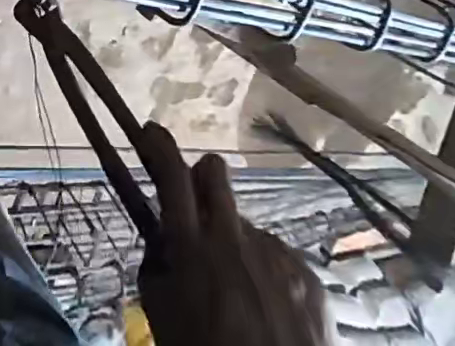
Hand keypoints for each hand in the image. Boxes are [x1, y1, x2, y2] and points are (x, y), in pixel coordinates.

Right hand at [135, 123, 326, 345]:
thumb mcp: (163, 322)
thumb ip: (157, 268)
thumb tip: (162, 235)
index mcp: (193, 251)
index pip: (172, 176)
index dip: (158, 146)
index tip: (150, 132)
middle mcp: (234, 238)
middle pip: (214, 171)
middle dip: (201, 178)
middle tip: (195, 208)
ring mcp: (273, 251)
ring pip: (243, 221)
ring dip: (232, 241)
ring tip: (236, 295)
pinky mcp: (304, 269)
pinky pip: (274, 253)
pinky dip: (263, 271)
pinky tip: (265, 311)